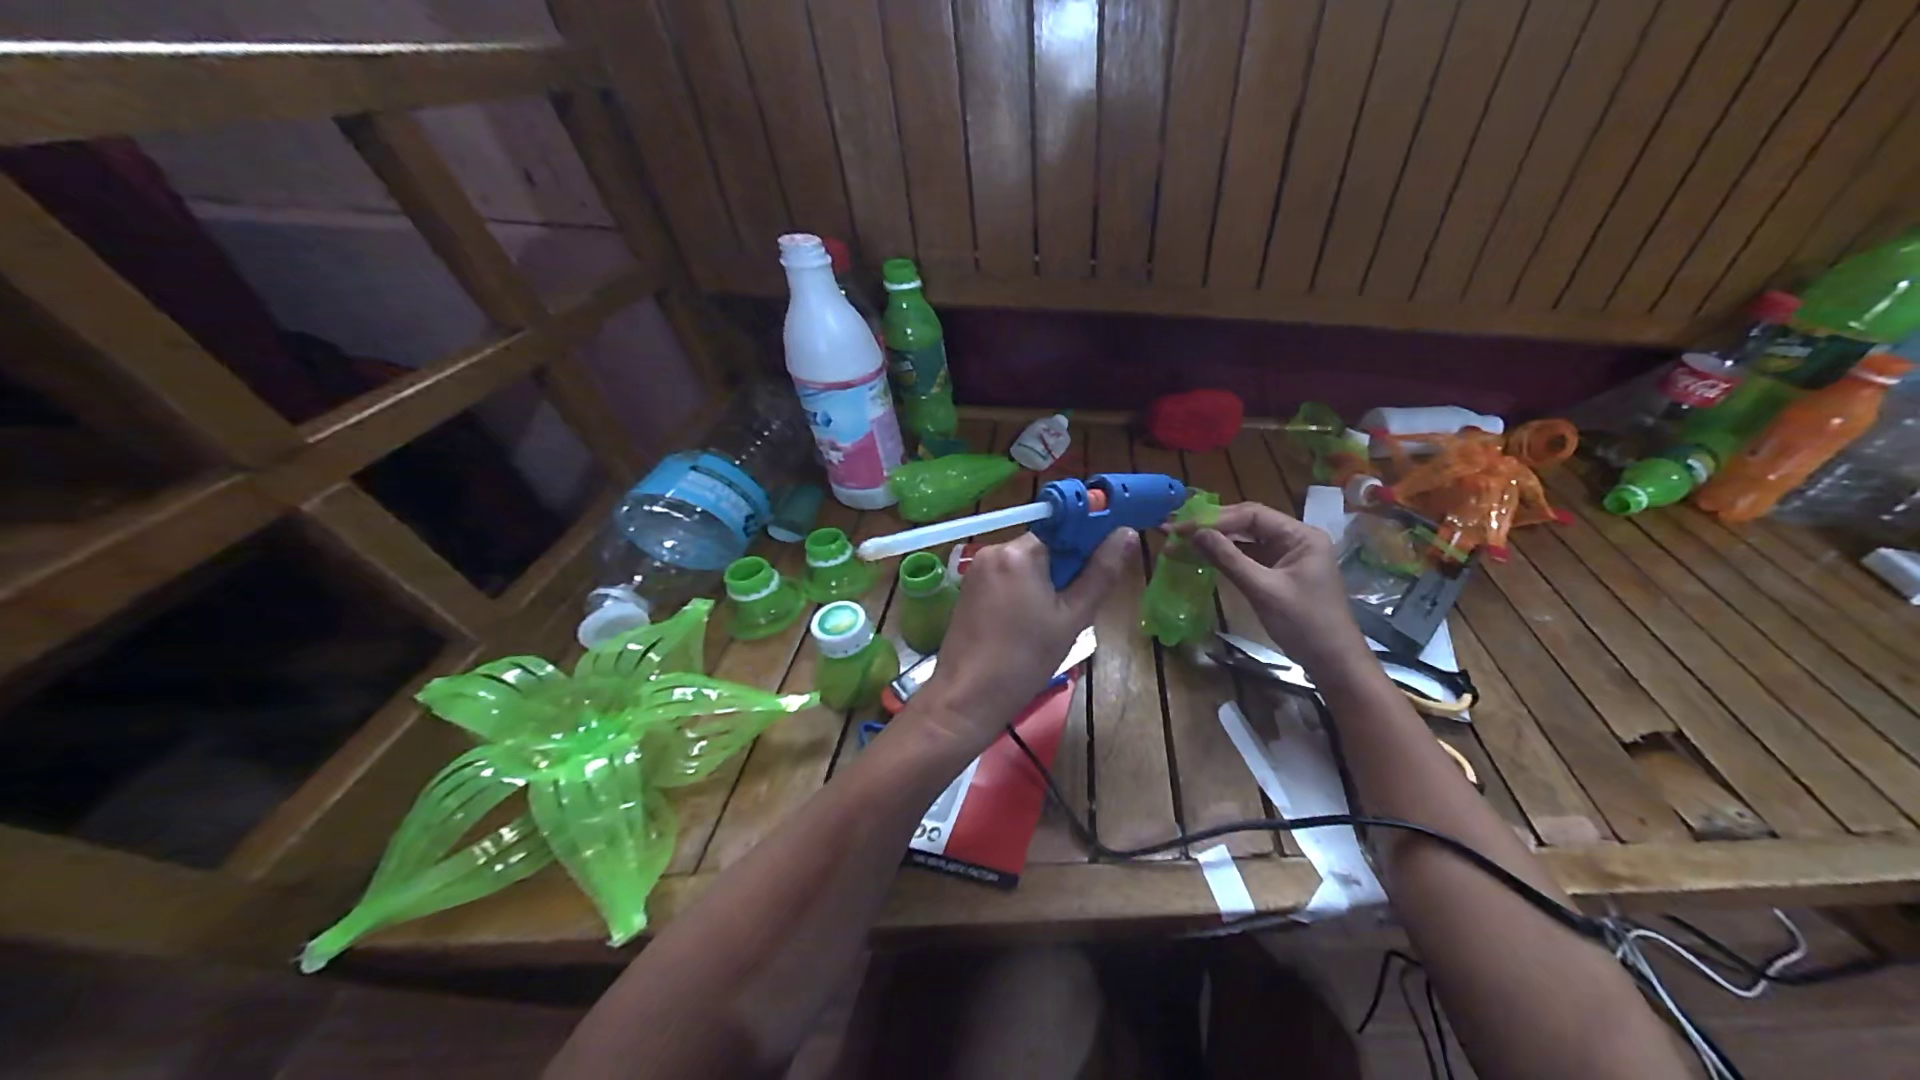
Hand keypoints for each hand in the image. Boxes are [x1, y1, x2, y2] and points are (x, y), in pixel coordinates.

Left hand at [911, 530, 1133, 757]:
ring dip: (1047, 583)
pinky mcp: (969, 589)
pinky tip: (1029, 626)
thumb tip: (1127, 533)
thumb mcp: (1073, 617)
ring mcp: (977, 570)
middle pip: (1045, 547)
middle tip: (1076, 608)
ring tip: (1052, 623)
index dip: (1089, 543)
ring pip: (1026, 565)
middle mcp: (994, 550)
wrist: (967, 697)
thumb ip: (1101, 572)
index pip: (1065, 528)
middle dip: (1066, 570)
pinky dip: (1024, 593)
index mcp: (1020, 551)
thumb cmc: (1025, 659)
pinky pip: (1007, 579)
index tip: (1105, 566)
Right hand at [1177, 502, 1367, 668]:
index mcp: (1301, 535)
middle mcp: (1296, 538)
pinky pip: (1248, 556)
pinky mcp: (1279, 573)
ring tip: (1180, 543)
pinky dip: (1224, 555)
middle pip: (1247, 522)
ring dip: (1214, 540)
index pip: (1251, 515)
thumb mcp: (1263, 590)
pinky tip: (1201, 556)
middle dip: (1210, 526)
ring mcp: (1288, 556)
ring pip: (1245, 538)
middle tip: (1173, 532)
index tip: (1180, 528)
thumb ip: (1228, 559)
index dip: (1213, 519)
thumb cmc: (1304, 625)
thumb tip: (1194, 533)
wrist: (1334, 663)